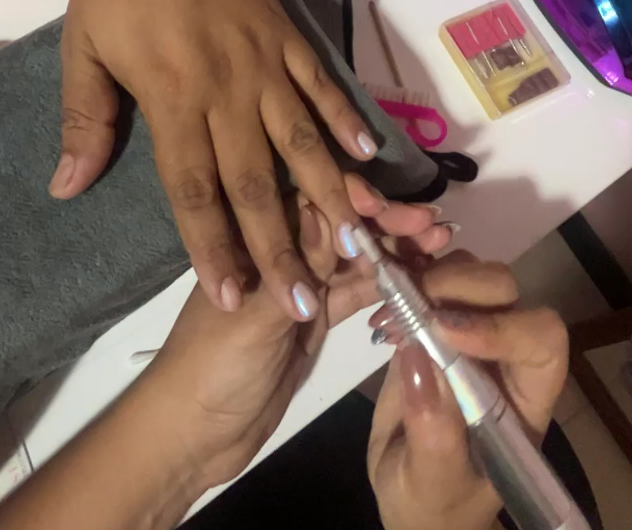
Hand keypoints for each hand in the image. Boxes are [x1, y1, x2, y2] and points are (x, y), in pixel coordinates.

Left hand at [54, 0, 379, 319]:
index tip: (232, 298)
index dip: (212, 247)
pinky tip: (364, 154)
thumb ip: (85, 120)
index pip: (195, 189)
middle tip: (302, 304)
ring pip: (300, 140)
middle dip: (278, 247)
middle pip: (255, 181)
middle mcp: (228, 89)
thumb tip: (67, 189)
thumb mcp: (83, 49)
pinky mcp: (289, 37)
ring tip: (354, 244)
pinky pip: (321, 85)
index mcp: (173, 97)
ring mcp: (266, 63)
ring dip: (325, 196)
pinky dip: (343, 120)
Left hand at [134, 177, 452, 489]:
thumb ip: (295, 268)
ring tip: (437, 243)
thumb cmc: (211, 367)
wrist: (193, 434)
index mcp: (252, 237)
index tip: (387, 206)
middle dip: (383, 222)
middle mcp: (280, 250)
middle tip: (430, 224)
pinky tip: (419, 277)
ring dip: (392, 250)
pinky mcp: (314, 317)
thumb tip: (329, 209)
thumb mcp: (254, 316)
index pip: (308, 200)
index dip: (348, 197)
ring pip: (352, 258)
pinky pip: (354, 293)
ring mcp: (299, 285)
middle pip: (337, 225)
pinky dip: (385, 286)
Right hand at [367, 255, 569, 529]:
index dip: (500, 327)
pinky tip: (383, 294)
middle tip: (404, 307)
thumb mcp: (431, 486)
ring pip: (471, 271)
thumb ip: (434, 436)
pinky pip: (433, 271)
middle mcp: (505, 353)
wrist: (412, 492)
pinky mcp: (435, 315)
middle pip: (504, 291)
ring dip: (428, 276)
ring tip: (387, 311)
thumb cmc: (434, 503)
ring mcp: (470, 328)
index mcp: (523, 398)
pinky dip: (408, 270)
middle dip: (455, 287)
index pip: (541, 342)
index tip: (444, 332)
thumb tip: (418, 360)